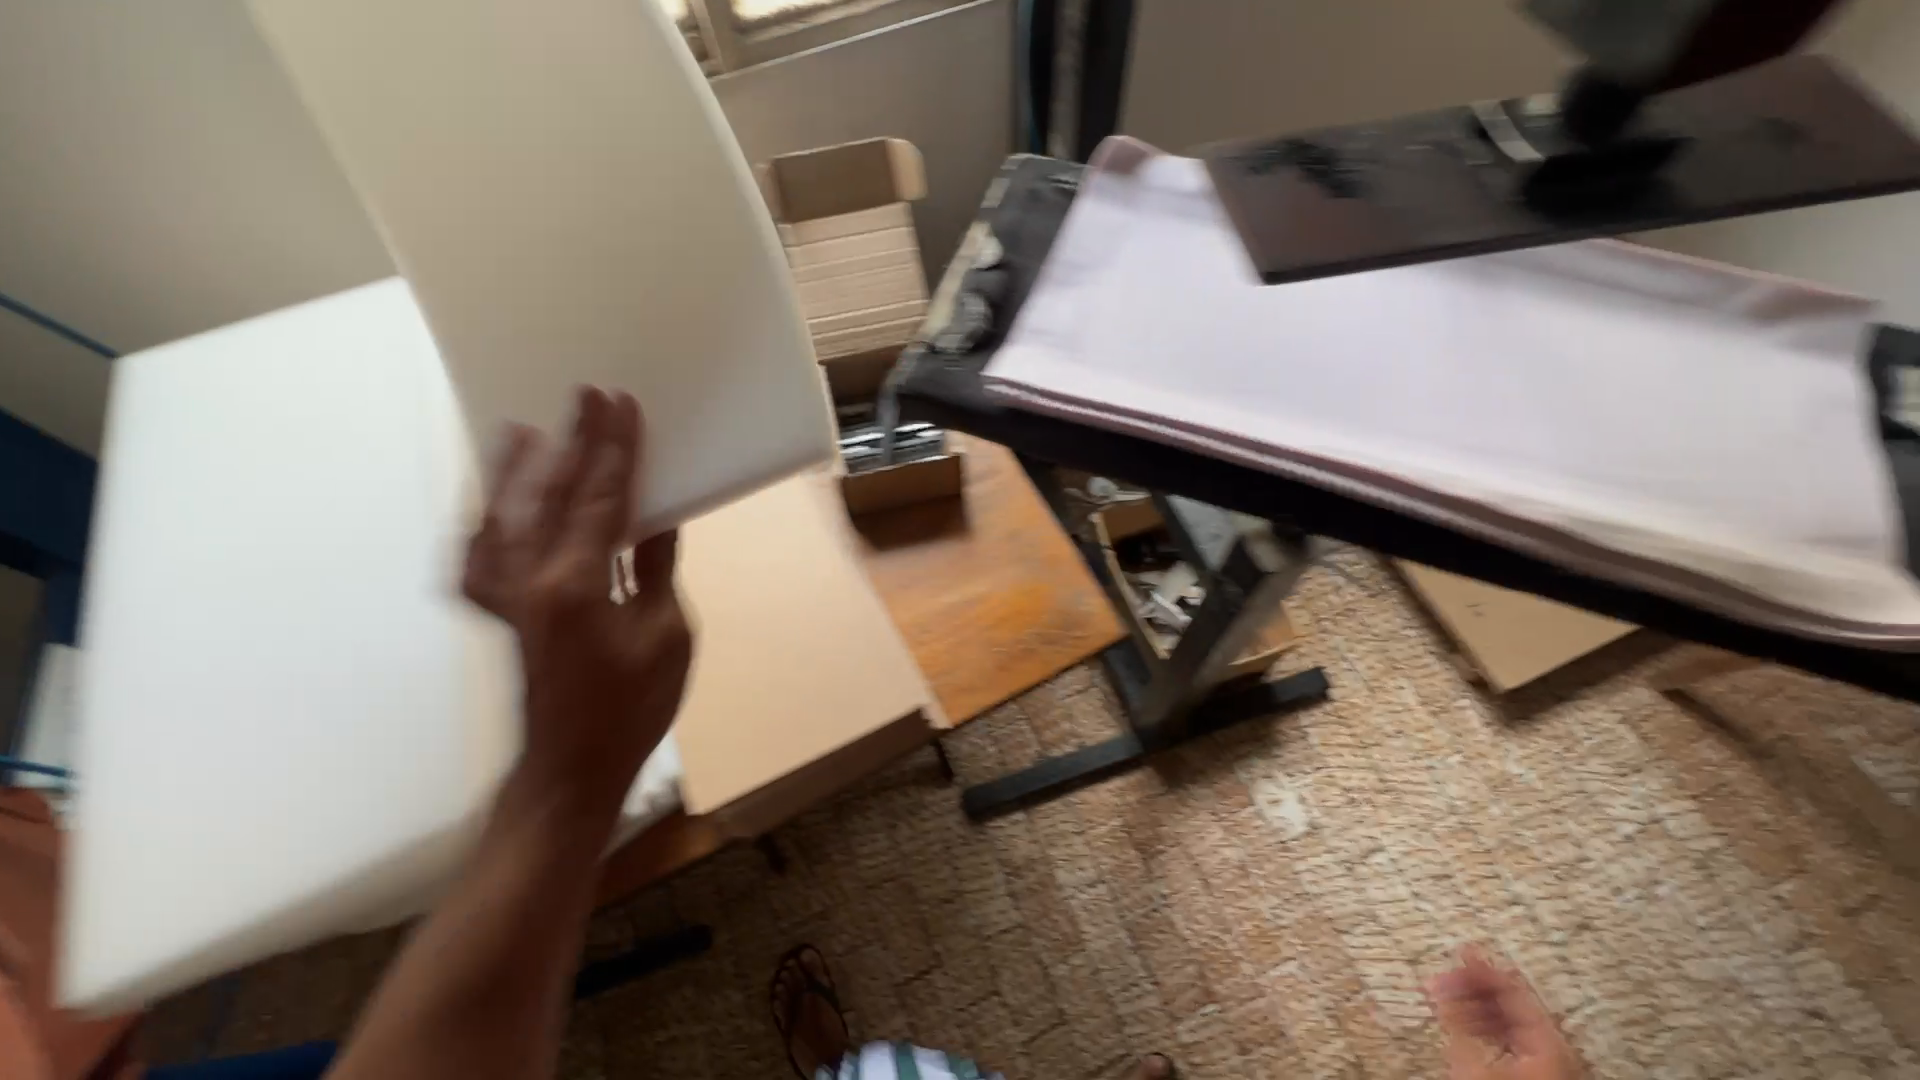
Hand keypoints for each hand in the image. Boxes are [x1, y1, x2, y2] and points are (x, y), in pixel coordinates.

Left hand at [463, 387, 692, 815]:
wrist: (572, 766)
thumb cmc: (632, 706)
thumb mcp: (667, 634)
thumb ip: (655, 569)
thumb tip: (658, 516)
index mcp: (578, 584)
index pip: (600, 499)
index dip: (615, 450)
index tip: (621, 404)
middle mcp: (530, 580)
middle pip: (550, 495)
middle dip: (572, 441)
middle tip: (584, 395)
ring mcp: (506, 597)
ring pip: (501, 518)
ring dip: (512, 471)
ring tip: (519, 428)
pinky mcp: (500, 614)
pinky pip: (477, 561)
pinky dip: (480, 526)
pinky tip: (487, 507)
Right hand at [1428, 946, 1581, 1079]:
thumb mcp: (1473, 1063)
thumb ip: (1458, 1021)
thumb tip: (1441, 985)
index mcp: (1549, 1041)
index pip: (1515, 989)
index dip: (1484, 968)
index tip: (1457, 949)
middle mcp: (1555, 1048)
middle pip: (1513, 1003)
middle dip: (1474, 987)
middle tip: (1442, 977)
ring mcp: (1548, 1063)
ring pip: (1510, 1020)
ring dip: (1475, 1006)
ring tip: (1444, 1000)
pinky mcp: (1536, 1074)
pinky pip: (1511, 1038)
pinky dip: (1484, 1026)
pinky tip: (1462, 1026)